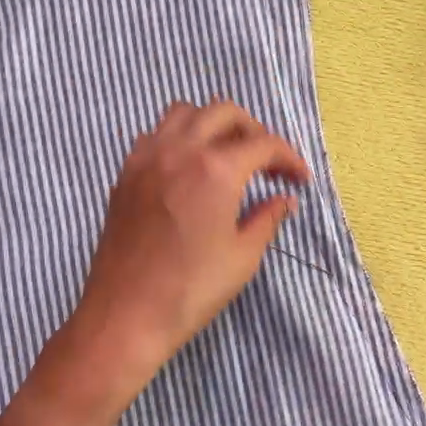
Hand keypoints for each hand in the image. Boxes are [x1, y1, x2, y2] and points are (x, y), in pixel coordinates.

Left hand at [66, 99, 311, 386]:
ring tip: (226, 156)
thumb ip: (267, 219)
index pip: (263, 144)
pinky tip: (187, 169)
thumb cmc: (191, 290)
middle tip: (266, 164)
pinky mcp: (126, 173)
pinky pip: (154, 135)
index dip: (288, 158)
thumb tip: (284, 200)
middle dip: (253, 131)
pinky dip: (177, 138)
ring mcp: (147, 158)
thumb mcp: (242, 257)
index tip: (299, 180)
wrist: (127, 313)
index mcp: (216, 170)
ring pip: (184, 113)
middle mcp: (180, 151)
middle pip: (224, 112)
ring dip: (212, 124)